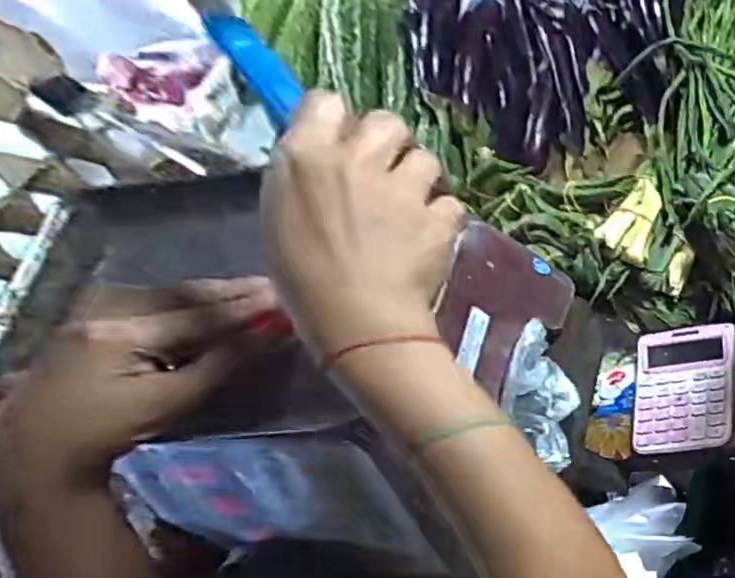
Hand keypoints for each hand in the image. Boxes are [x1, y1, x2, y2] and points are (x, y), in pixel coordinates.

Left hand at [0, 278, 278, 478]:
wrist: (45, 433)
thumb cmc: (114, 422)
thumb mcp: (175, 398)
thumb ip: (221, 363)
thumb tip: (264, 336)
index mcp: (124, 331)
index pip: (200, 316)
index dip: (245, 309)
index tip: (282, 299)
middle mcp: (107, 309)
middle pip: (181, 294)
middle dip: (231, 291)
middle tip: (272, 285)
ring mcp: (95, 308)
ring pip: (165, 292)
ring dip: (211, 291)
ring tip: (249, 288)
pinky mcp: (94, 315)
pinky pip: (151, 298)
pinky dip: (186, 297)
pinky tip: (207, 297)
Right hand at [261, 92, 465, 358]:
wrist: (360, 318)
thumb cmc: (307, 279)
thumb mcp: (282, 213)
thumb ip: (306, 177)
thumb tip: (326, 167)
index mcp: (305, 153)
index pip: (328, 102)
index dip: (344, 123)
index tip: (349, 146)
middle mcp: (356, 161)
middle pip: (388, 122)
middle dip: (394, 144)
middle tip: (393, 174)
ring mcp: (402, 192)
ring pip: (426, 159)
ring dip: (425, 178)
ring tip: (418, 205)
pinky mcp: (437, 222)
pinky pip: (452, 203)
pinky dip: (447, 216)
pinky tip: (436, 232)